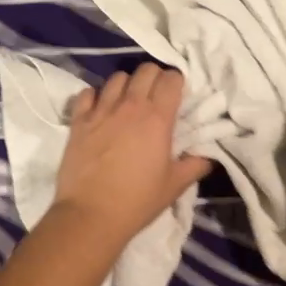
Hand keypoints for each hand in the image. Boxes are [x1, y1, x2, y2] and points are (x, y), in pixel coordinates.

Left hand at [51, 64, 211, 242]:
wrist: (90, 215)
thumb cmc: (137, 201)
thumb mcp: (174, 186)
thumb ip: (194, 165)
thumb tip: (207, 156)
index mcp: (157, 118)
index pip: (171, 79)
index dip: (177, 82)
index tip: (178, 95)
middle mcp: (130, 106)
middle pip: (145, 70)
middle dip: (155, 77)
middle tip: (156, 96)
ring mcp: (101, 110)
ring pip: (117, 77)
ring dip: (127, 85)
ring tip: (128, 101)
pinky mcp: (78, 121)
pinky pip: (87, 93)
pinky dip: (95, 96)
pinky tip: (100, 110)